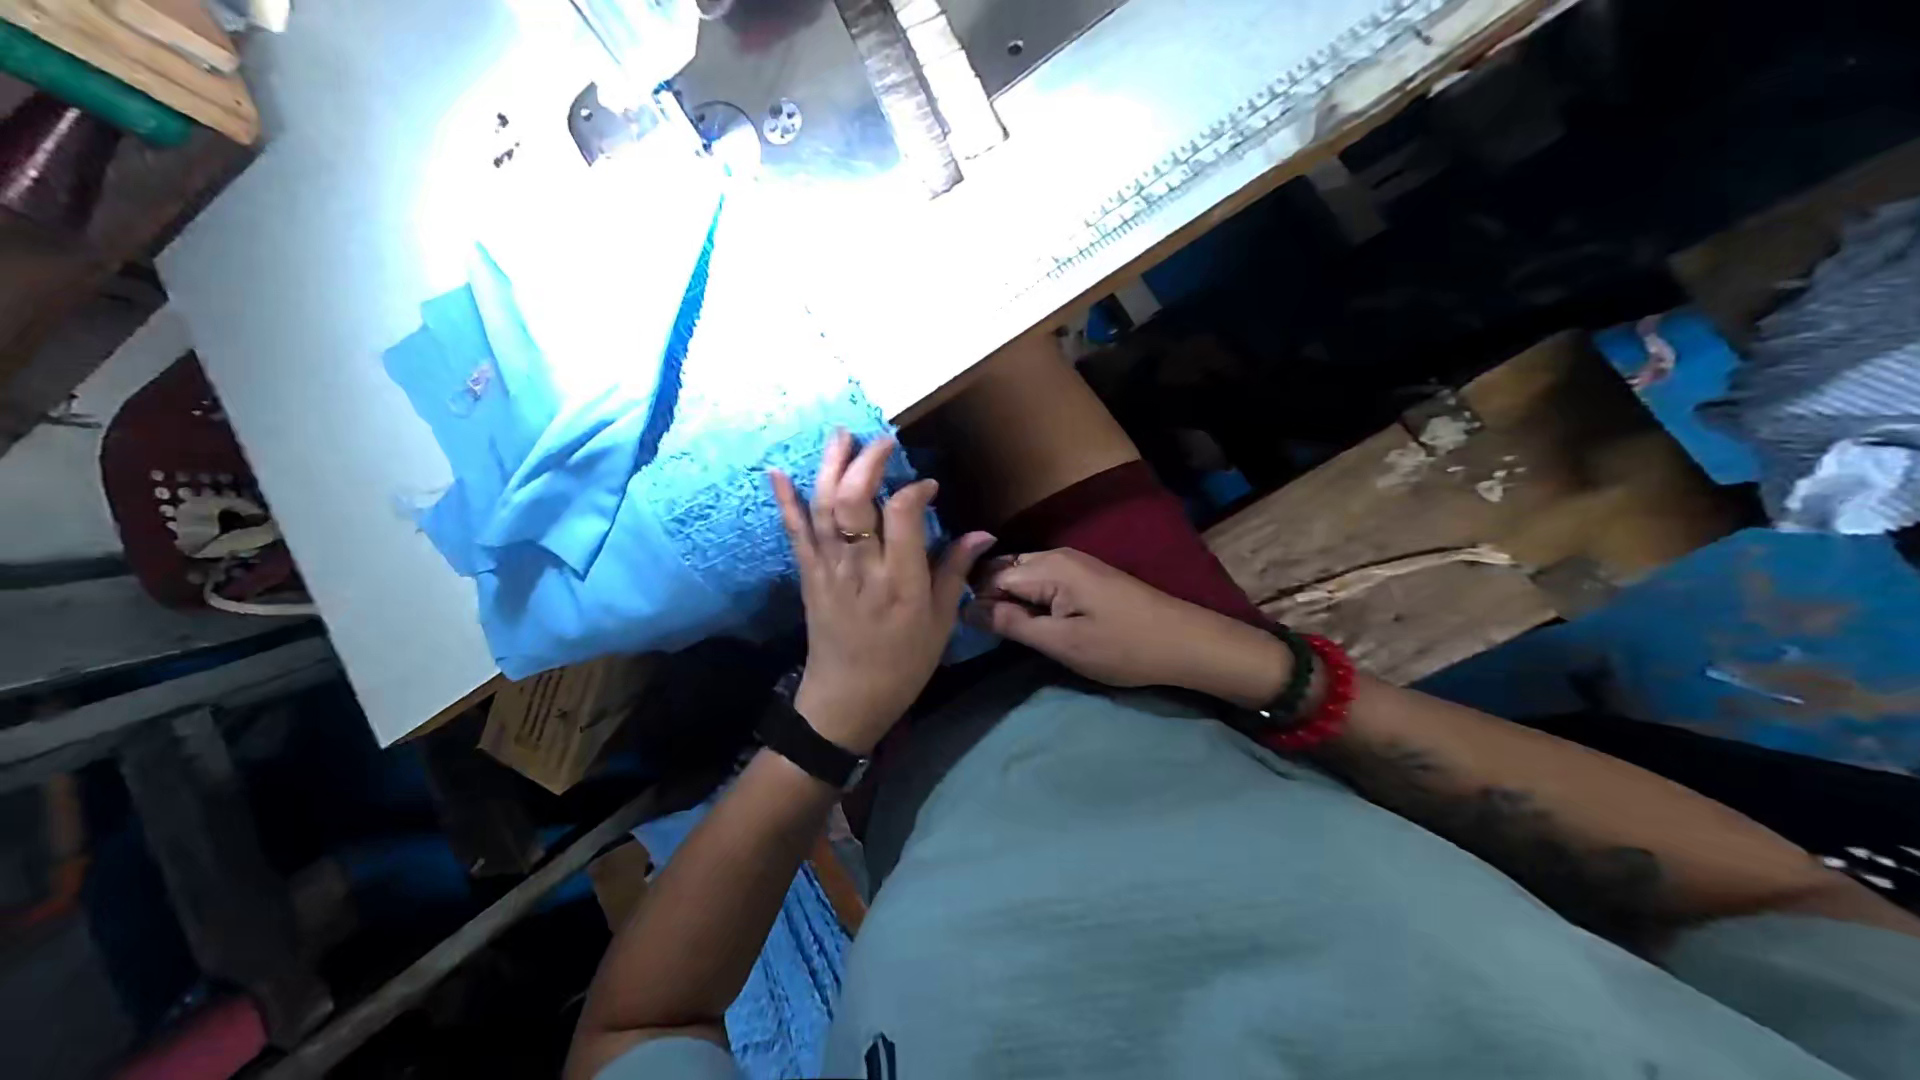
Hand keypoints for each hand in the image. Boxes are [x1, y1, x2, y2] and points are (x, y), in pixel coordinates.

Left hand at [770, 431, 994, 755]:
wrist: (847, 701)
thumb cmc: (903, 664)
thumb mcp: (940, 623)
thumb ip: (956, 572)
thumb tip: (984, 532)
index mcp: (902, 583)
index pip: (903, 517)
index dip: (915, 490)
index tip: (928, 484)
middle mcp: (862, 569)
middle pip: (854, 503)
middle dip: (866, 463)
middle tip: (881, 440)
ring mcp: (829, 571)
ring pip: (823, 510)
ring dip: (829, 468)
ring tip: (840, 435)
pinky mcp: (807, 576)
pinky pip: (795, 534)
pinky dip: (785, 502)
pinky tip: (777, 472)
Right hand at [967, 548, 1294, 708]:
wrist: (1184, 641)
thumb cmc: (1122, 646)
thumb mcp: (1062, 642)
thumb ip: (1012, 623)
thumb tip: (967, 609)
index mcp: (1048, 567)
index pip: (989, 576)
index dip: (973, 602)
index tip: (961, 631)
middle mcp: (1056, 555)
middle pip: (1003, 569)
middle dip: (985, 596)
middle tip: (976, 633)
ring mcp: (1073, 563)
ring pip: (1021, 574)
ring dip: (1006, 598)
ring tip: (996, 630)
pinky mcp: (1085, 576)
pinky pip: (1040, 580)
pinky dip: (1026, 598)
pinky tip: (1025, 621)